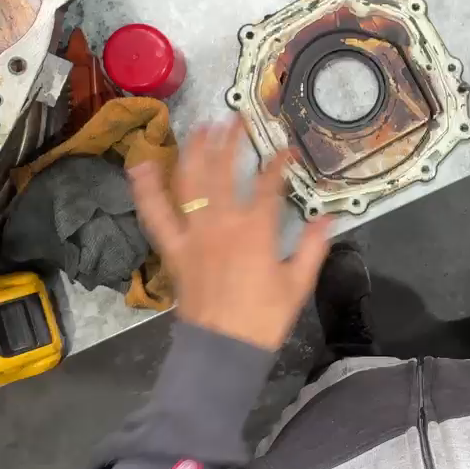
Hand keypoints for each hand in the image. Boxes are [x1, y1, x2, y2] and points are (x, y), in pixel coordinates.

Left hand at [128, 120, 332, 350]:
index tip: (285, 148)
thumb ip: (313, 247)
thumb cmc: (264, 318)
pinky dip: (147, 189)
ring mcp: (193, 233)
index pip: (269, 185)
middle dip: (230, 141)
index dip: (278, 163)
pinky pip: (155, 214)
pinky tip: (142, 164)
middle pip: (224, 171)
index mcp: (256, 231)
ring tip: (200, 127)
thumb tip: (327, 217)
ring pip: (190, 182)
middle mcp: (222, 223)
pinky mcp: (173, 248)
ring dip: (194, 151)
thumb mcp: (298, 284)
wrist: (223, 348)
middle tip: (234, 119)